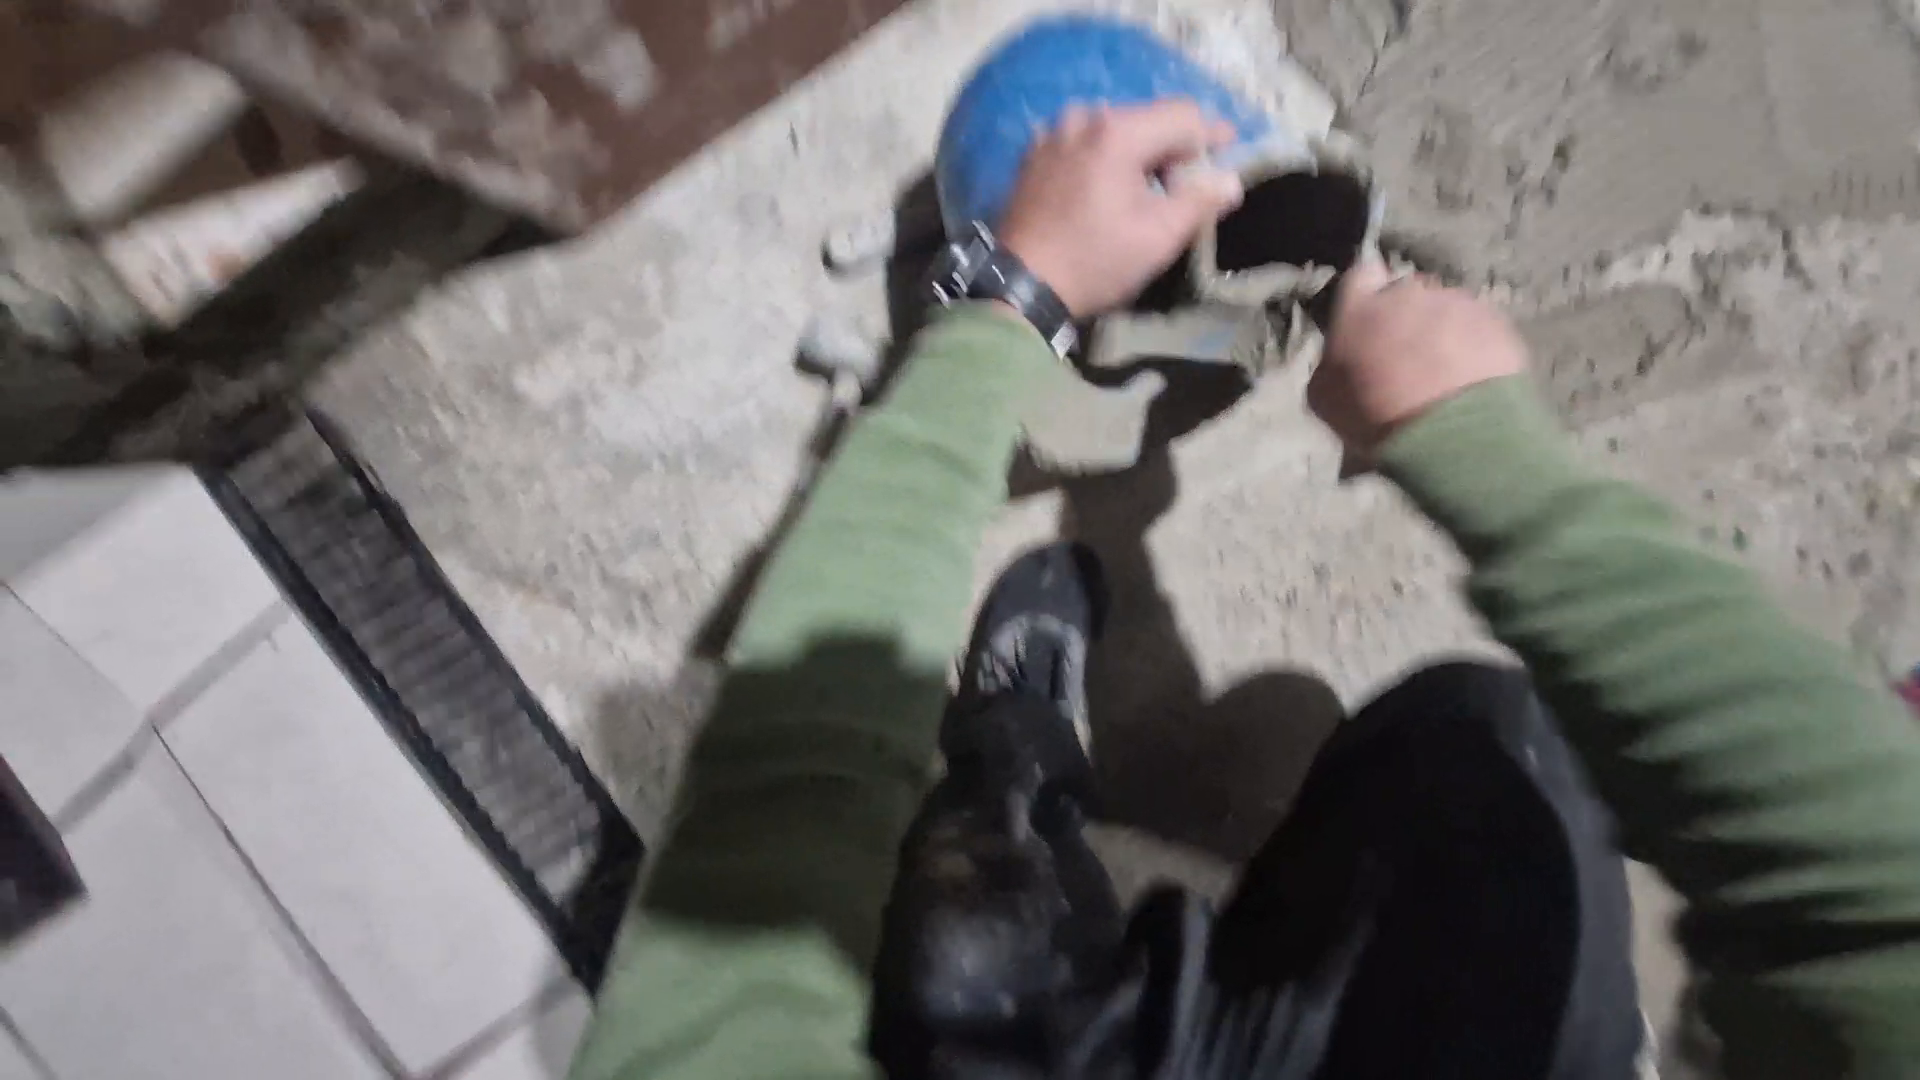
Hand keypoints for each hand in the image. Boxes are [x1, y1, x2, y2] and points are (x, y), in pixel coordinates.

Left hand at [997, 101, 1243, 317]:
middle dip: (1171, 151)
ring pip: (1113, 134)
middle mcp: (1082, 118)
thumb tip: (1230, 180)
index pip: (1183, 116)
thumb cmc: (1093, 263)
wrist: (1020, 288)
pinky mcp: (1033, 159)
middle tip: (1183, 189)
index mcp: (1117, 132)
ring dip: (1136, 158)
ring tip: (1143, 197)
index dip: (1213, 135)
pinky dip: (1103, 163)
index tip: (1229, 153)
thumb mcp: (1156, 238)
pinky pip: (1082, 148)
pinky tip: (1105, 196)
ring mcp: (1052, 136)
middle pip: (1146, 121)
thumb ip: (1200, 202)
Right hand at [1308, 260, 1529, 458]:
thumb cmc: (1371, 413)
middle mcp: (1408, 292)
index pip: (1359, 275)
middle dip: (1402, 315)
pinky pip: (1477, 324)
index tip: (1364, 317)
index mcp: (1359, 307)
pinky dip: (1470, 342)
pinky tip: (1464, 374)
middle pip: (1405, 292)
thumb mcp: (1323, 395)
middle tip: (1400, 353)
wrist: (1447, 430)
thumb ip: (1332, 360)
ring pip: (1443, 307)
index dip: (1363, 293)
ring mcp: (1457, 302)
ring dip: (1438, 329)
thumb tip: (1341, 355)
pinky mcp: (1497, 320)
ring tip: (1438, 369)